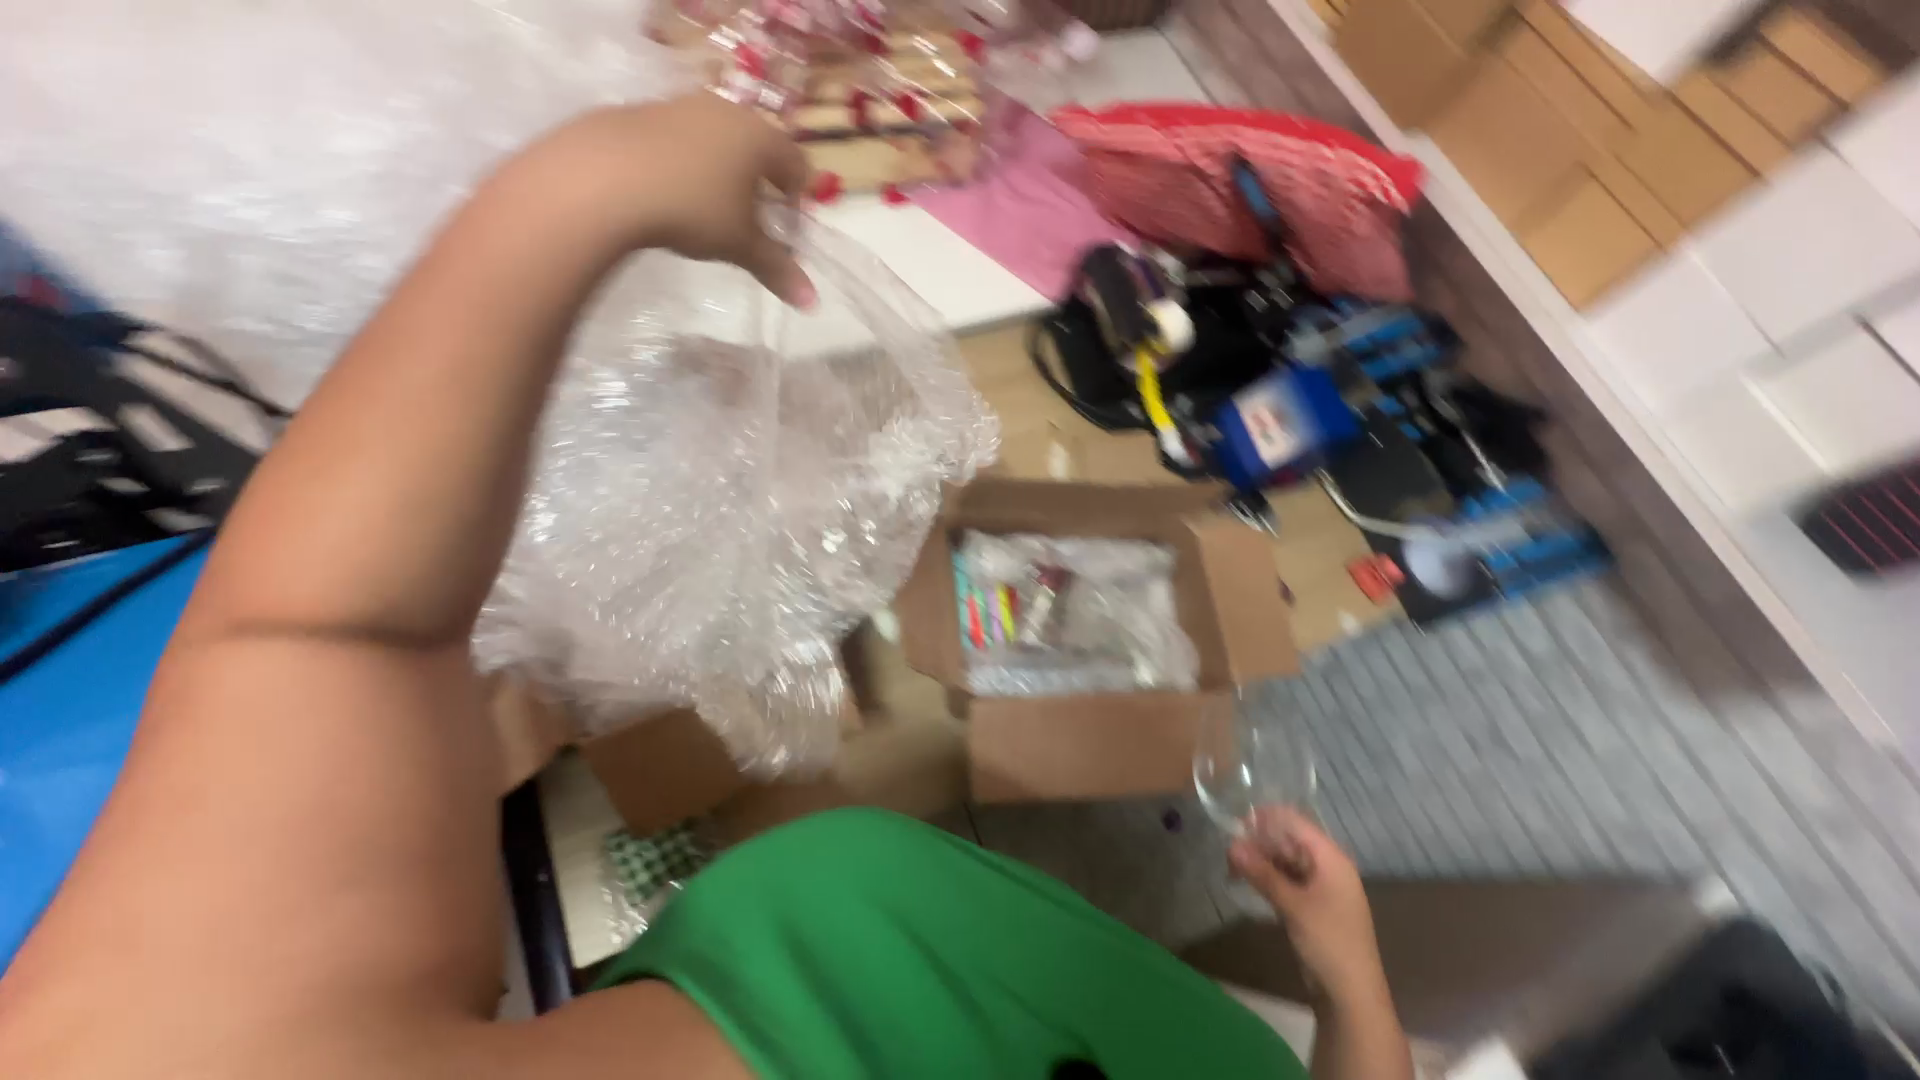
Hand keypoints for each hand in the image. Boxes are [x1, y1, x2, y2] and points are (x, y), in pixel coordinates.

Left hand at [526, 94, 815, 306]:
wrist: (602, 179)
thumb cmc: (692, 209)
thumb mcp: (740, 245)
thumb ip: (777, 269)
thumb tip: (812, 303)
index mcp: (759, 137)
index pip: (797, 164)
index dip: (799, 198)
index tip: (788, 226)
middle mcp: (724, 111)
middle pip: (757, 145)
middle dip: (759, 181)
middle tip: (751, 217)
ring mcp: (679, 106)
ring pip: (716, 138)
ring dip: (720, 169)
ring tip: (708, 206)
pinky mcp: (639, 113)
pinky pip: (677, 140)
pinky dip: (682, 164)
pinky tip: (667, 193)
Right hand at [1228, 806, 1389, 1008]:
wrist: (1351, 995)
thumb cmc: (1328, 941)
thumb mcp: (1293, 904)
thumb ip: (1261, 872)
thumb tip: (1230, 844)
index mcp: (1331, 858)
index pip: (1294, 822)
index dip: (1265, 818)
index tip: (1233, 824)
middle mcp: (1326, 866)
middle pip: (1288, 841)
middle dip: (1258, 843)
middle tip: (1227, 854)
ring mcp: (1319, 887)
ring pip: (1284, 861)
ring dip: (1259, 862)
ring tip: (1231, 869)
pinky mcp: (1310, 906)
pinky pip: (1285, 881)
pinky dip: (1266, 879)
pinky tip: (1245, 882)